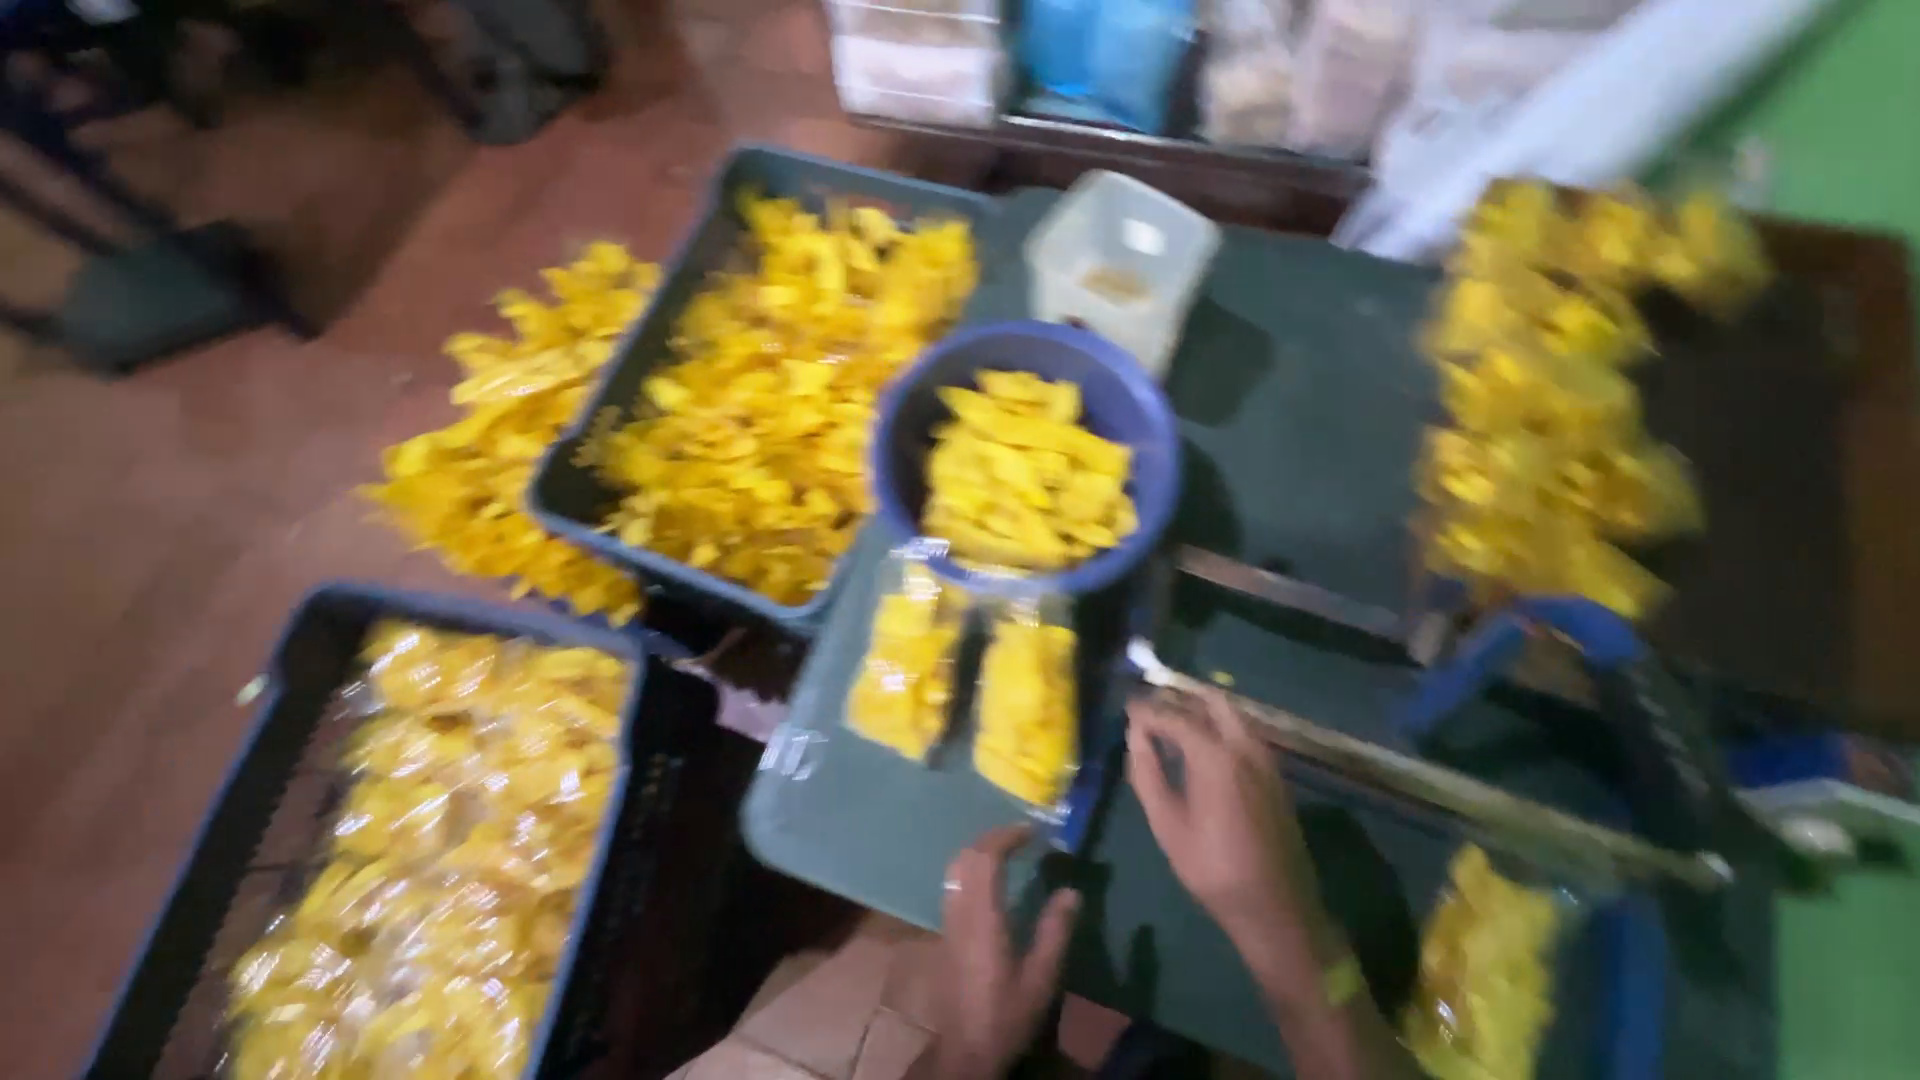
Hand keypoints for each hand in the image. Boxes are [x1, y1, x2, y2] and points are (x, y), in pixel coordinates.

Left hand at [929, 825, 1080, 1078]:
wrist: (965, 1048)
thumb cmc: (1006, 1014)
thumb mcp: (1041, 978)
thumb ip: (1055, 931)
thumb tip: (1071, 891)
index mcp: (983, 917)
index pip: (986, 858)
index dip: (1007, 837)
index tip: (1032, 831)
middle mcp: (960, 911)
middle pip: (967, 856)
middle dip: (993, 838)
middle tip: (1023, 836)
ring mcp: (948, 920)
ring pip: (956, 867)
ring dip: (980, 850)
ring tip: (1010, 851)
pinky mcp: (945, 930)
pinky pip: (954, 882)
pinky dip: (972, 867)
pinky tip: (993, 880)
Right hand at [1126, 687, 1309, 944]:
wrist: (1276, 907)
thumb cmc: (1212, 869)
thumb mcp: (1167, 824)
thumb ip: (1147, 772)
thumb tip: (1134, 735)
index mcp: (1215, 756)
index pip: (1174, 715)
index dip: (1147, 710)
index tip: (1126, 708)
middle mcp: (1245, 746)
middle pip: (1210, 701)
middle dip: (1178, 698)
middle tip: (1151, 709)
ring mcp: (1266, 758)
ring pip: (1231, 715)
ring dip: (1200, 711)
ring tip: (1169, 727)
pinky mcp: (1275, 774)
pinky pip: (1243, 734)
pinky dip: (1218, 728)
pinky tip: (1199, 750)